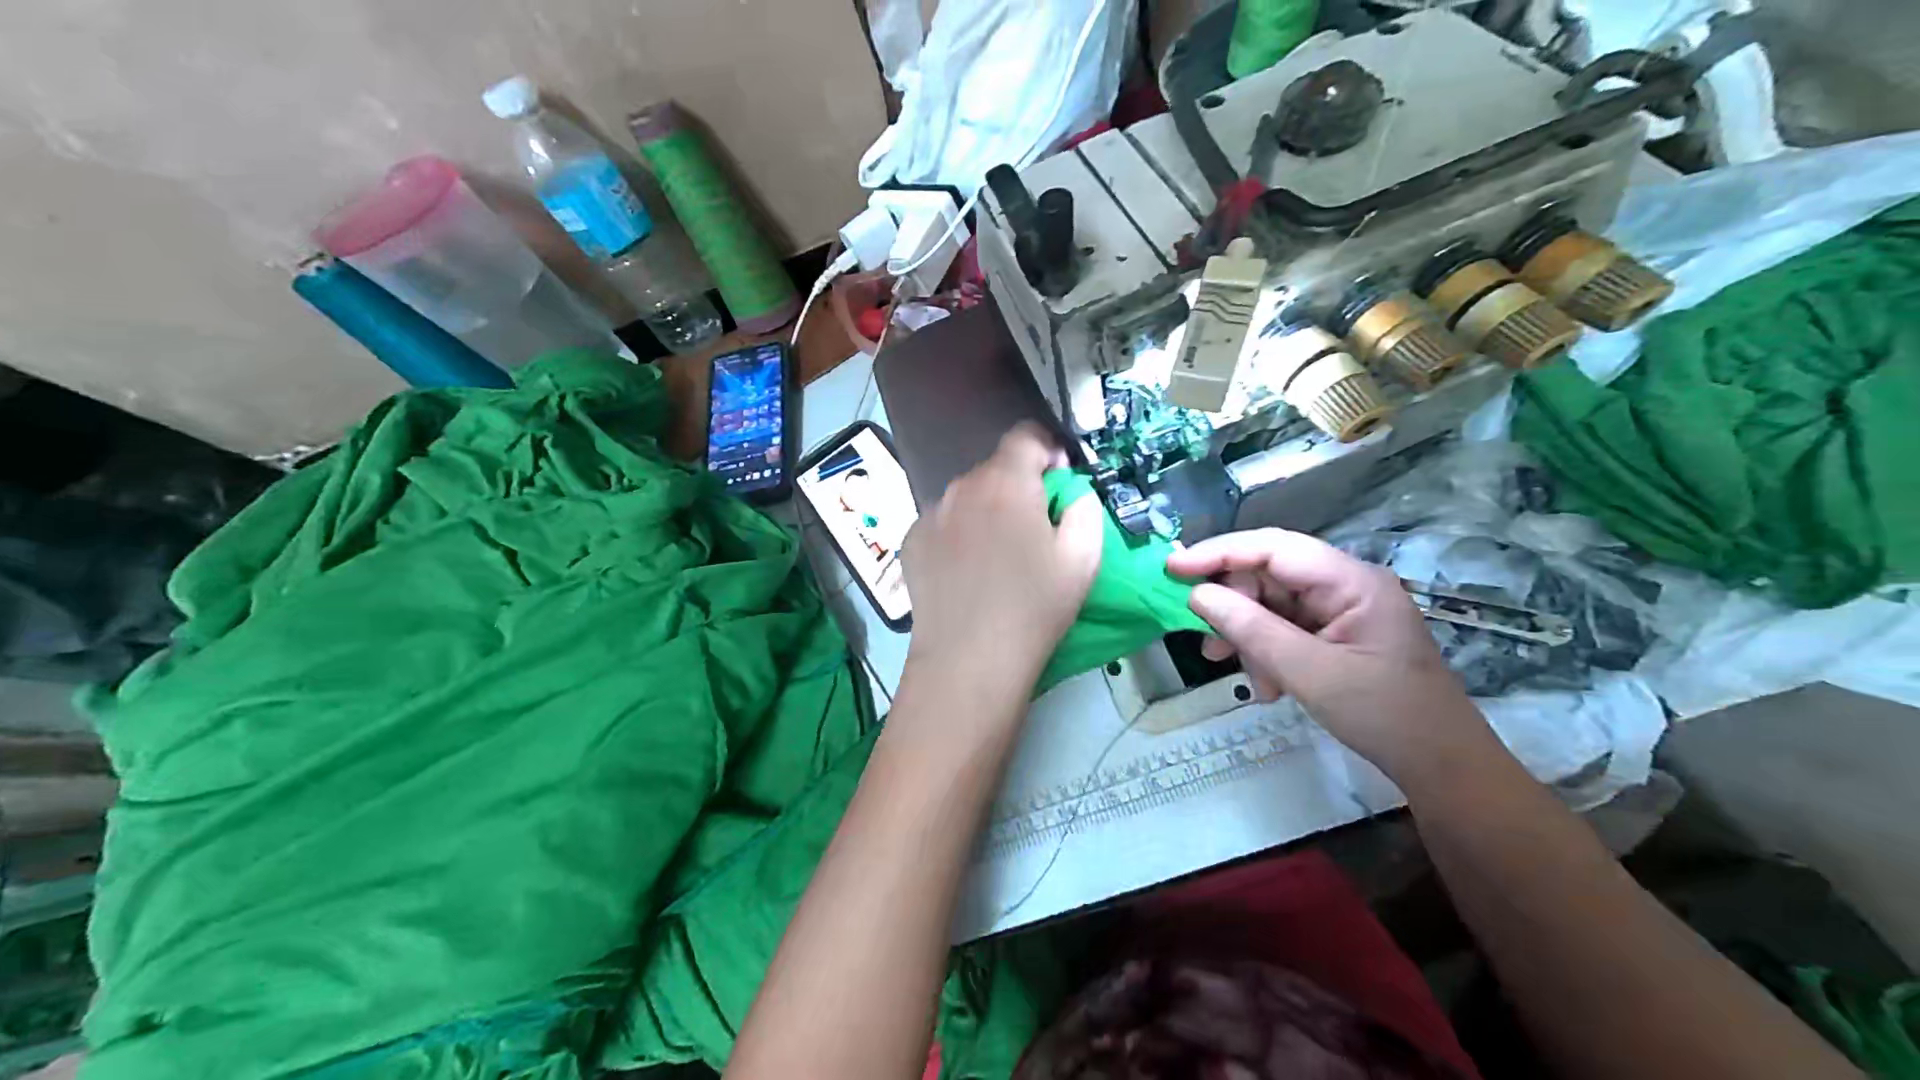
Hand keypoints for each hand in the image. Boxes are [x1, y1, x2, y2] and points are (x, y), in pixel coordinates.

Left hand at [901, 424, 1103, 692]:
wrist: (969, 659)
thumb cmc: (1035, 607)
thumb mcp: (1083, 557)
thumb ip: (1084, 507)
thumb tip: (1072, 492)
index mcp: (1005, 482)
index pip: (1025, 435)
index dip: (1048, 450)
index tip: (1058, 483)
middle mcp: (960, 486)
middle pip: (995, 469)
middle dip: (1018, 487)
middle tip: (1032, 530)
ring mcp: (929, 513)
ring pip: (966, 497)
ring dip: (986, 510)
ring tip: (996, 556)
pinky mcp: (910, 542)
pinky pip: (943, 523)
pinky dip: (958, 534)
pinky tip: (966, 572)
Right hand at [1165, 529, 1500, 787]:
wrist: (1441, 765)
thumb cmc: (1384, 714)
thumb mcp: (1310, 673)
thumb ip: (1251, 629)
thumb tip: (1197, 596)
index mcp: (1350, 580)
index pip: (1272, 547)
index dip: (1218, 553)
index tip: (1172, 568)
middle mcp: (1344, 584)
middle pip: (1267, 576)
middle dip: (1233, 608)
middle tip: (1207, 643)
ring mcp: (1340, 609)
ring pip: (1269, 604)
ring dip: (1246, 636)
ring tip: (1236, 672)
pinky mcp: (1335, 633)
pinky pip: (1283, 629)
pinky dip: (1264, 652)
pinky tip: (1266, 686)